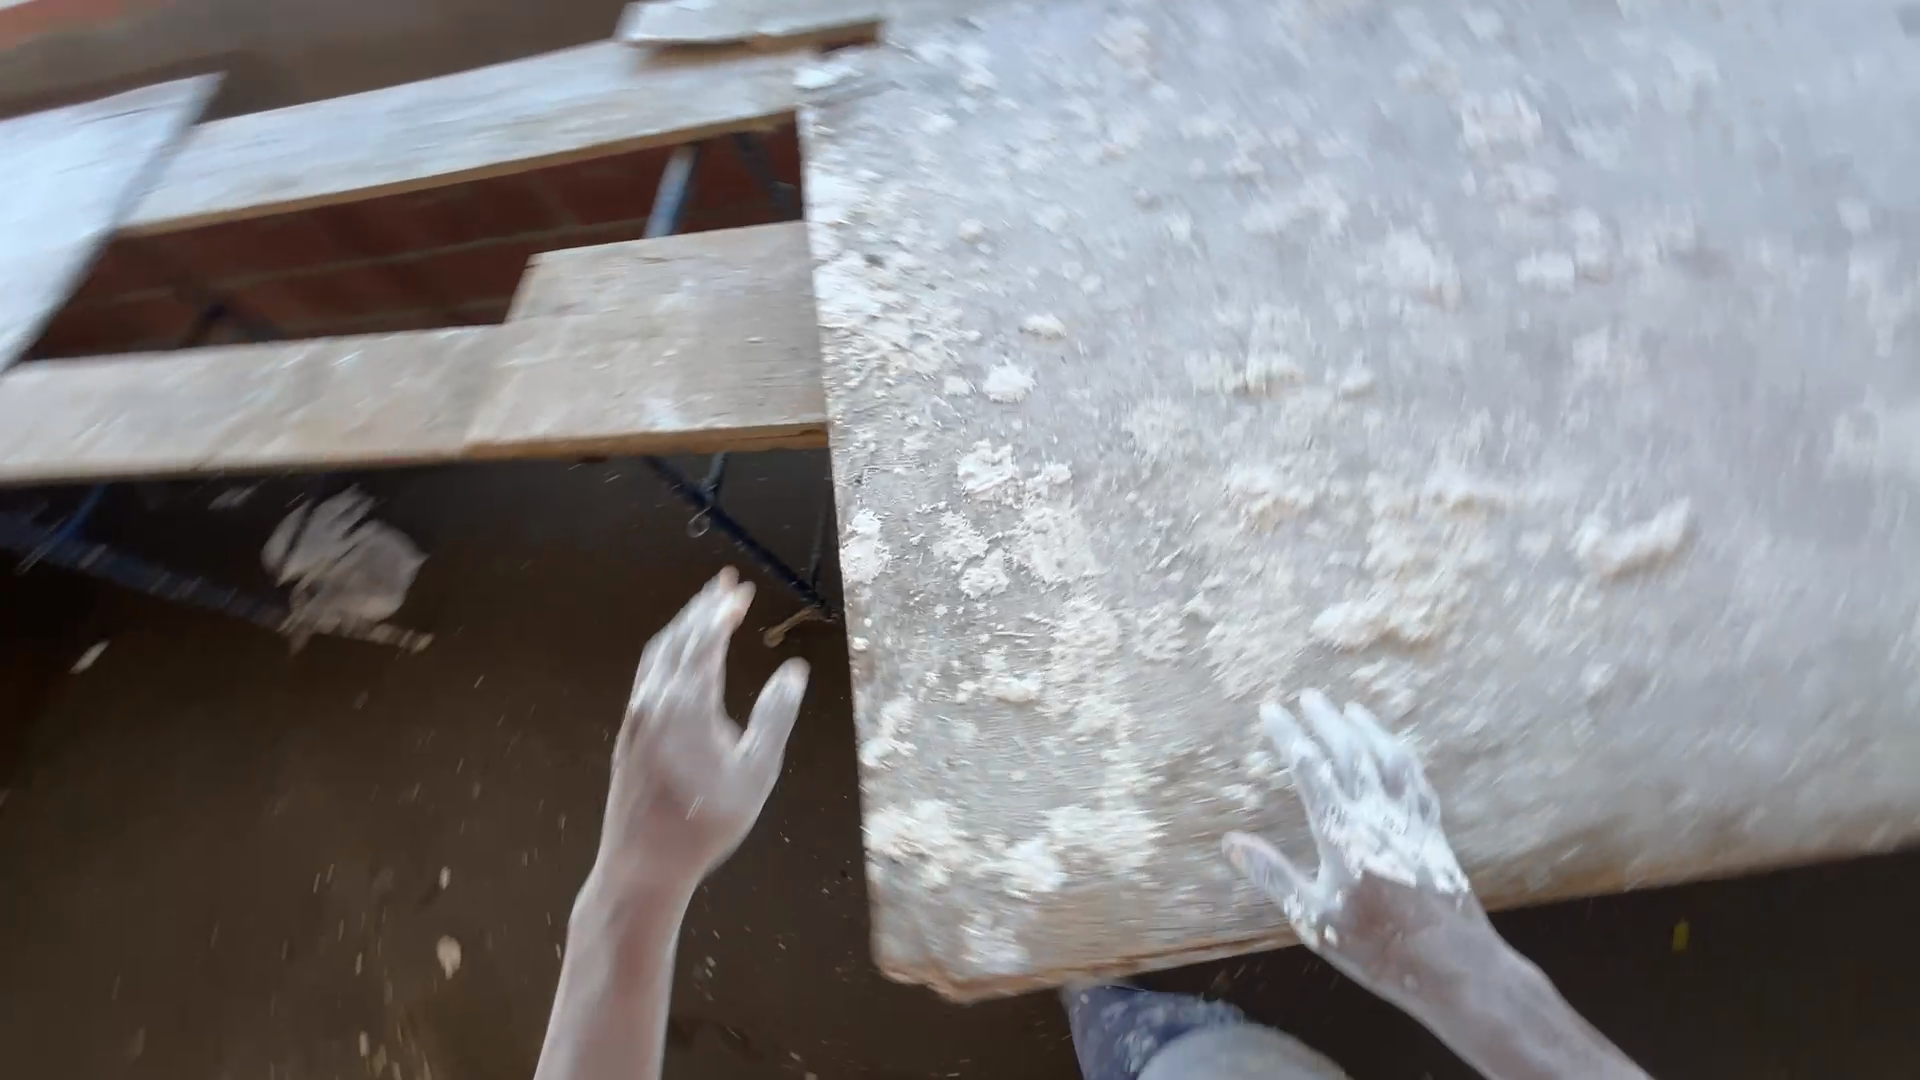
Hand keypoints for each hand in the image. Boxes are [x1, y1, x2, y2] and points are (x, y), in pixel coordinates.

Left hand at [594, 568, 809, 893]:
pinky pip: (648, 674)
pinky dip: (668, 650)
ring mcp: (636, 716)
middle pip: (678, 638)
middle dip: (702, 607)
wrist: (642, 866)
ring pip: (659, 655)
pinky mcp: (628, 733)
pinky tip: (679, 659)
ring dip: (683, 626)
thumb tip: (794, 670)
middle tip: (724, 583)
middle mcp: (655, 700)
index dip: (723, 611)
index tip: (741, 590)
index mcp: (687, 704)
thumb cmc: (707, 821)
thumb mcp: (757, 771)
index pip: (706, 641)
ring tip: (705, 609)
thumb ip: (776, 715)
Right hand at [1222, 691, 1492, 1010]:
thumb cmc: (1379, 949)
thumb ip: (1272, 875)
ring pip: (1387, 761)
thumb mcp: (1314, 918)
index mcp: (1343, 833)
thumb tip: (1229, 842)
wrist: (1460, 972)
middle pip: (1350, 753)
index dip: (1288, 735)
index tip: (1270, 710)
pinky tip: (1395, 748)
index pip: (1310, 769)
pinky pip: (1416, 782)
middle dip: (1326, 721)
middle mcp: (1377, 817)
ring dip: (1367, 730)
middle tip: (1308, 696)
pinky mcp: (1433, 835)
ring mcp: (1410, 823)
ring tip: (1350, 708)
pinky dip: (1402, 756)